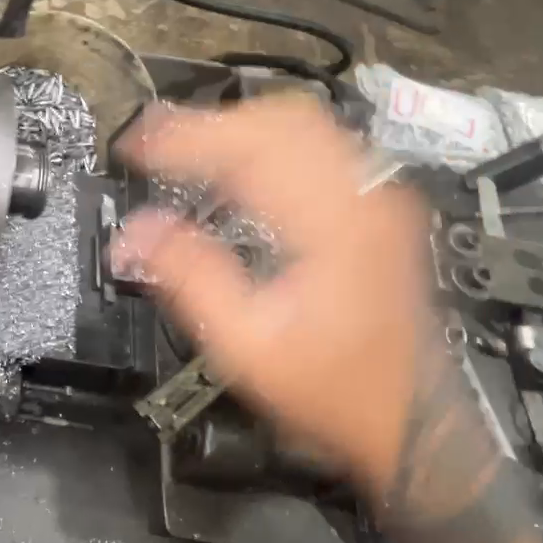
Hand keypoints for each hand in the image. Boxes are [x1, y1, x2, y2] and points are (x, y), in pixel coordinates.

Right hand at [110, 95, 430, 496]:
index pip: (249, 148)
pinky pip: (317, 146)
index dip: (181, 139)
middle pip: (278, 119)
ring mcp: (376, 202)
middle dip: (207, 123)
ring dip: (235, 127)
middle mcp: (363, 201)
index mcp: (331, 227)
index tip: (134, 148)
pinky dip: (264, 142)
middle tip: (154, 141)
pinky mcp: (375, 210)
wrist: (409, 422)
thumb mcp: (243, 346)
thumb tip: (134, 235)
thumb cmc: (334, 391)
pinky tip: (234, 167)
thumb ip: (186, 278)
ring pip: (301, 123)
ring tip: (185, 148)